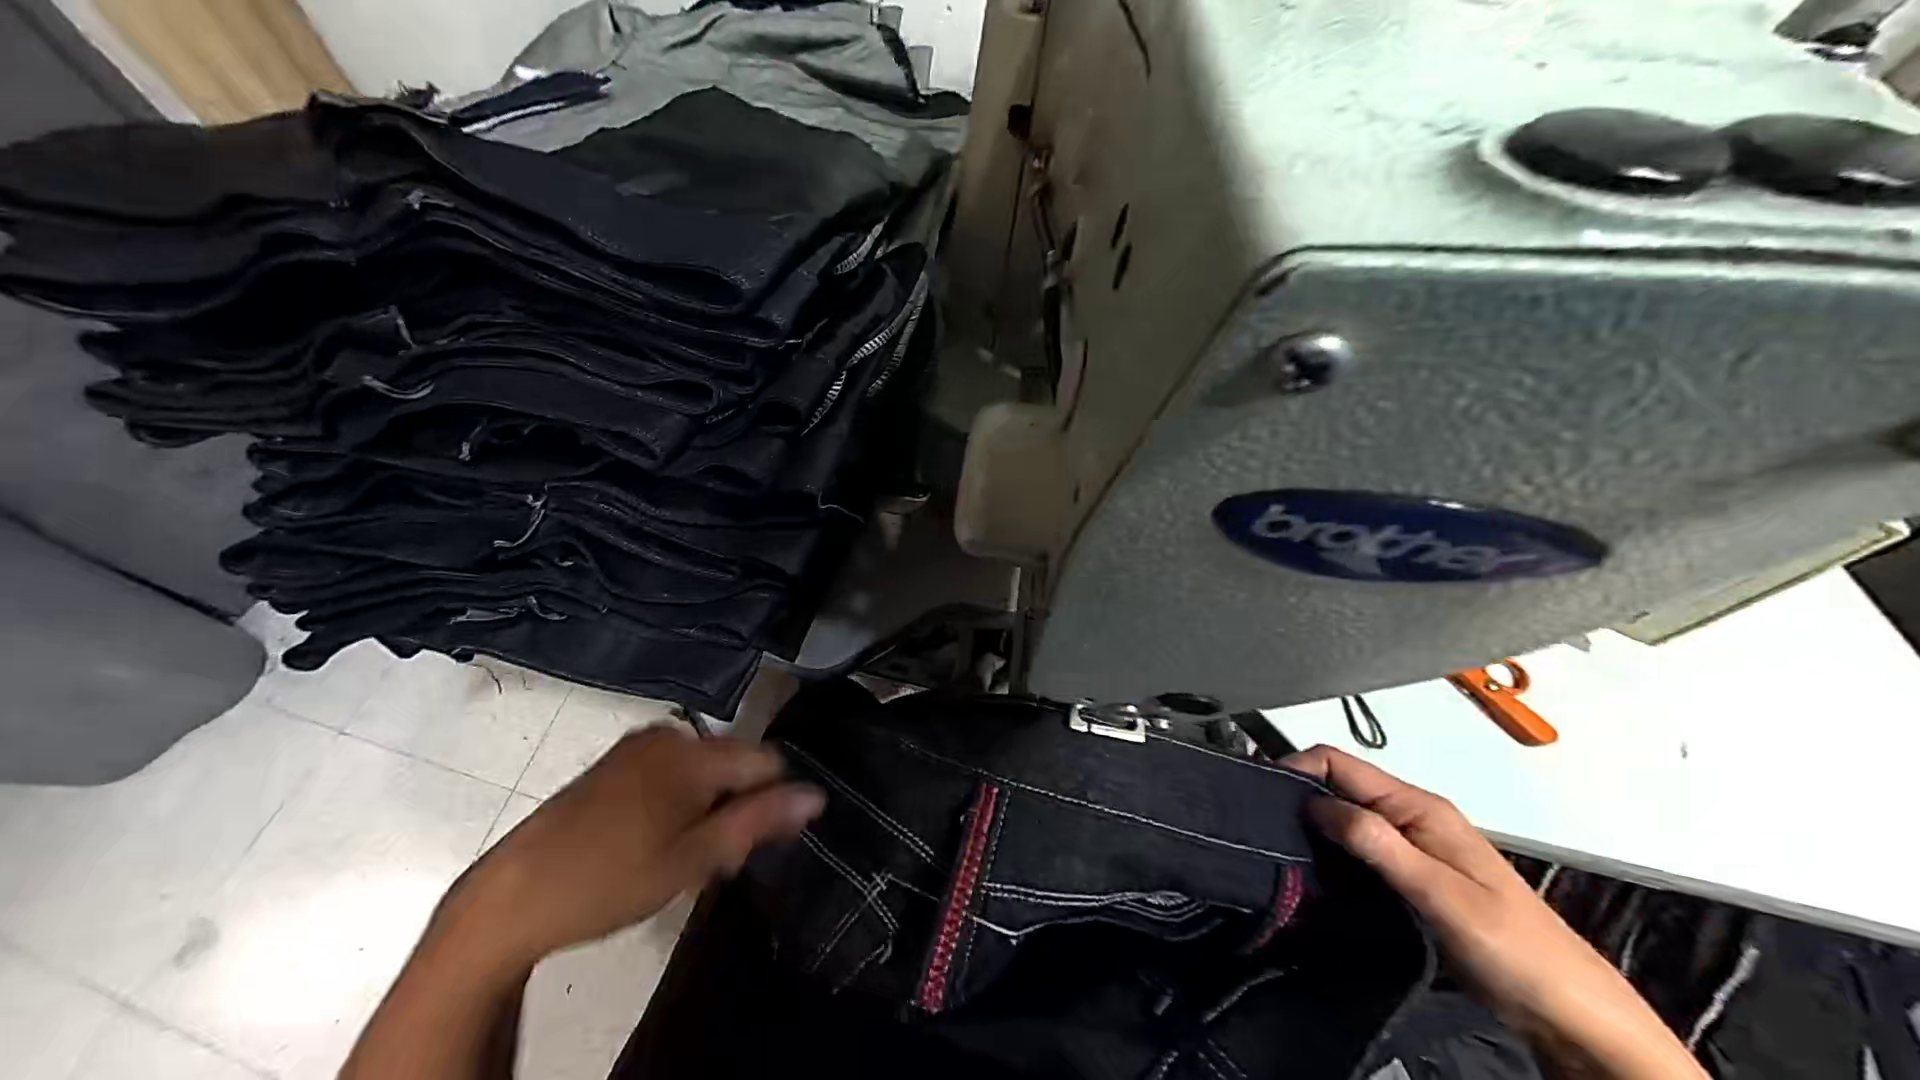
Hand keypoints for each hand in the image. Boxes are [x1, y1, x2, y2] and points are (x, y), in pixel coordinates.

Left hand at [437, 725, 825, 972]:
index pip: (767, 760)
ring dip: (706, 804)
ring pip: (702, 767)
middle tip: (707, 857)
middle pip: (733, 762)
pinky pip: (670, 769)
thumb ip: (760, 819)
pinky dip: (677, 798)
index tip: (743, 845)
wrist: (512, 897)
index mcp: (693, 753)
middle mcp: (668, 735)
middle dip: (734, 803)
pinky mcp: (614, 760)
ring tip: (677, 854)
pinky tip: (650, 839)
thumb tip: (816, 796)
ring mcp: (637, 745)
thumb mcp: (694, 858)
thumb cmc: (611, 880)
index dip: (768, 801)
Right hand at [1281, 746, 1705, 1079]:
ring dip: (1313, 824)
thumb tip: (1314, 802)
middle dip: (1299, 795)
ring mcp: (1412, 844)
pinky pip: (1358, 845)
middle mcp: (1412, 815)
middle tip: (1263, 827)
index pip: (1339, 763)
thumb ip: (1377, 842)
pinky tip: (1315, 872)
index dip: (1297, 768)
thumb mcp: (1440, 893)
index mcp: (1419, 807)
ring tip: (1281, 850)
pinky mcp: (1410, 873)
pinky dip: (1331, 849)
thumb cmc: (1512, 949)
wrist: (1570, 1012)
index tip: (1262, 796)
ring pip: (1345, 815)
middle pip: (1338, 784)